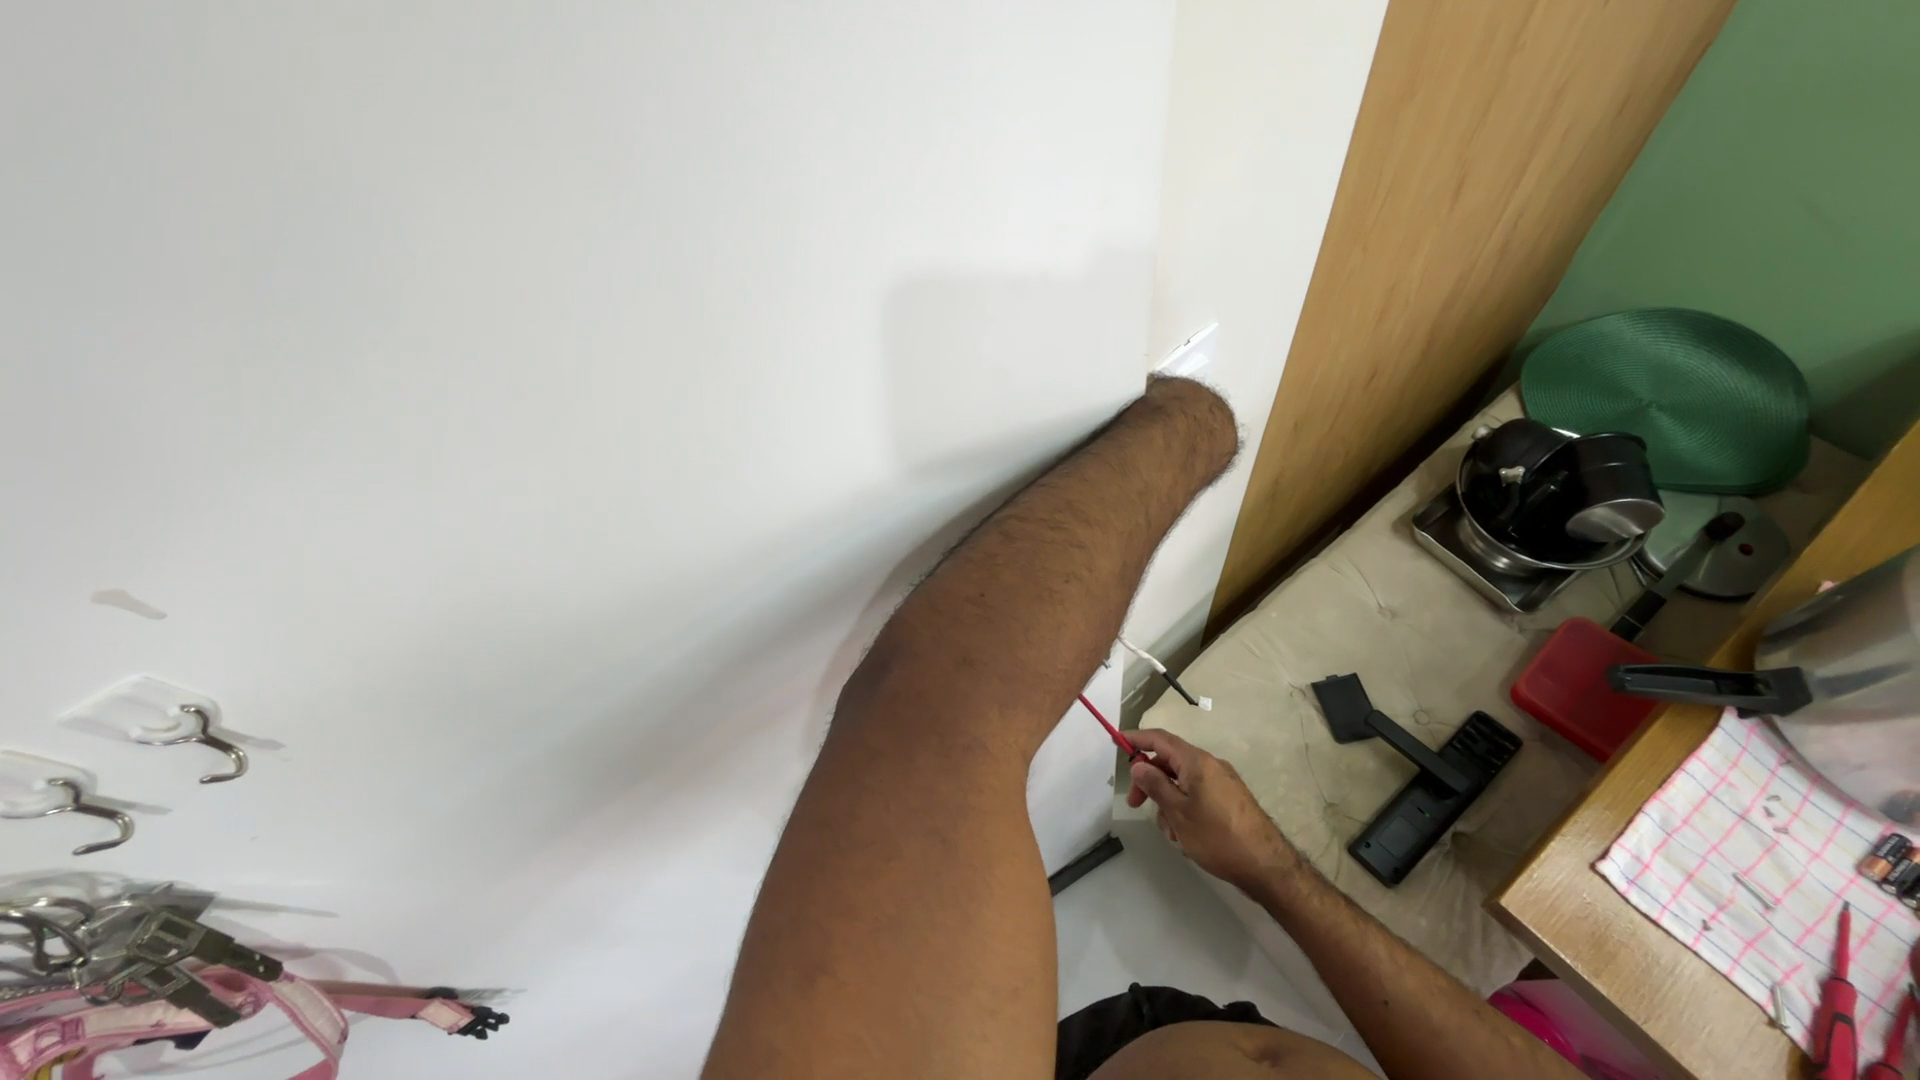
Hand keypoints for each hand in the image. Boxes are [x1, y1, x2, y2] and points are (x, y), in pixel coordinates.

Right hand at [1126, 729, 1298, 891]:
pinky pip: (1197, 794)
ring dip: (1168, 801)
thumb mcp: (1178, 812)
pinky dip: (1184, 807)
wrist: (1265, 865)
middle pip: (1170, 762)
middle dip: (1149, 780)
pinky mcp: (1230, 799)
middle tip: (1134, 803)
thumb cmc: (1217, 836)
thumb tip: (1139, 764)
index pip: (1160, 739)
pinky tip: (1185, 834)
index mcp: (1197, 762)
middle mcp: (1211, 765)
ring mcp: (1223, 782)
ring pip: (1183, 782)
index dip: (1137, 738)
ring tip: (1171, 831)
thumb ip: (1155, 785)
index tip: (1116, 741)